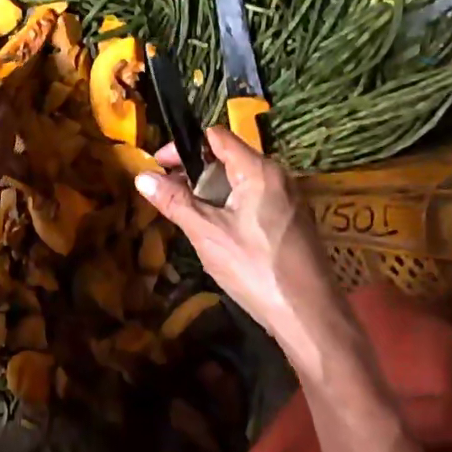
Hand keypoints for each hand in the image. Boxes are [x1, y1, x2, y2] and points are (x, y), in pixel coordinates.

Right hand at [135, 128, 338, 346]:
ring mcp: (288, 198)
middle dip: (194, 173)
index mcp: (258, 170)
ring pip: (241, 182)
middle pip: (228, 158)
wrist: (309, 314)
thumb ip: (174, 201)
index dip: (184, 147)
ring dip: (210, 192)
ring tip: (187, 216)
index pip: (217, 136)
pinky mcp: (292, 221)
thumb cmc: (255, 268)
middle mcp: (277, 176)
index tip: (159, 166)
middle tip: (168, 195)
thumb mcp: (207, 233)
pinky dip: (230, 206)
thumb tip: (141, 176)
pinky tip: (217, 233)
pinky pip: (255, 200)